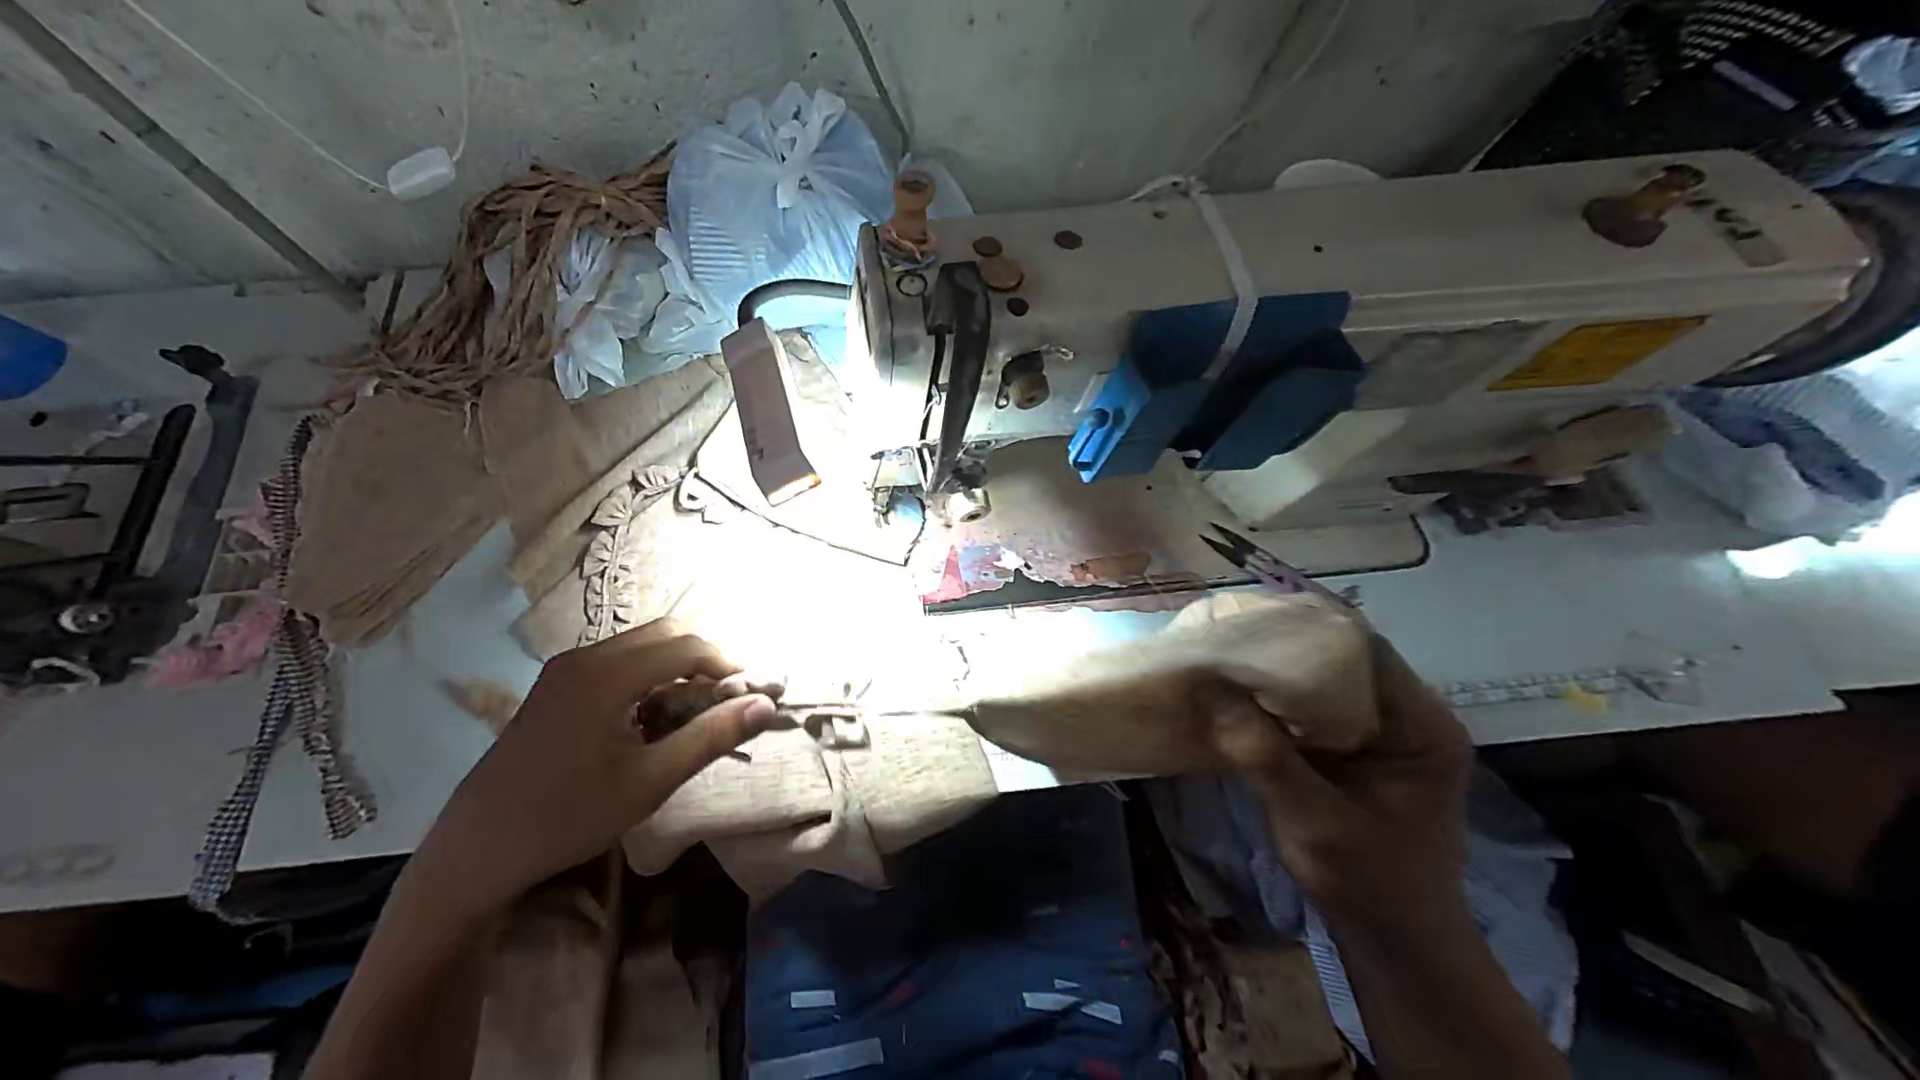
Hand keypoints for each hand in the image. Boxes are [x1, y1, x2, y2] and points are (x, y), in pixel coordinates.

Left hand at [414, 621, 779, 910]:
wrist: (477, 850)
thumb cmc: (569, 816)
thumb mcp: (652, 781)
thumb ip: (712, 736)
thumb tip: (766, 705)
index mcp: (607, 675)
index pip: (688, 646)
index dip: (728, 666)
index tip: (751, 697)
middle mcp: (586, 658)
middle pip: (666, 635)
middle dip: (705, 661)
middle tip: (724, 702)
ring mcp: (566, 670)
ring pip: (642, 646)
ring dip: (677, 668)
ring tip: (692, 714)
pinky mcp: (556, 686)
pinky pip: (618, 662)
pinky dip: (649, 677)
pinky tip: (650, 719)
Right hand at [1215, 634, 1472, 921]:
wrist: (1397, 939)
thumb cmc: (1369, 885)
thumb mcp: (1313, 823)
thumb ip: (1264, 757)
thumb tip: (1208, 690)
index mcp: (1423, 726)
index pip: (1364, 651)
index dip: (1304, 630)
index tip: (1244, 623)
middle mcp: (1409, 714)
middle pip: (1342, 655)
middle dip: (1282, 643)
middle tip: (1222, 634)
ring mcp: (1382, 728)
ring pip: (1324, 676)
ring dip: (1274, 668)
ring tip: (1221, 654)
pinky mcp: (1357, 743)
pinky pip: (1313, 702)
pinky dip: (1274, 695)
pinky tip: (1235, 691)